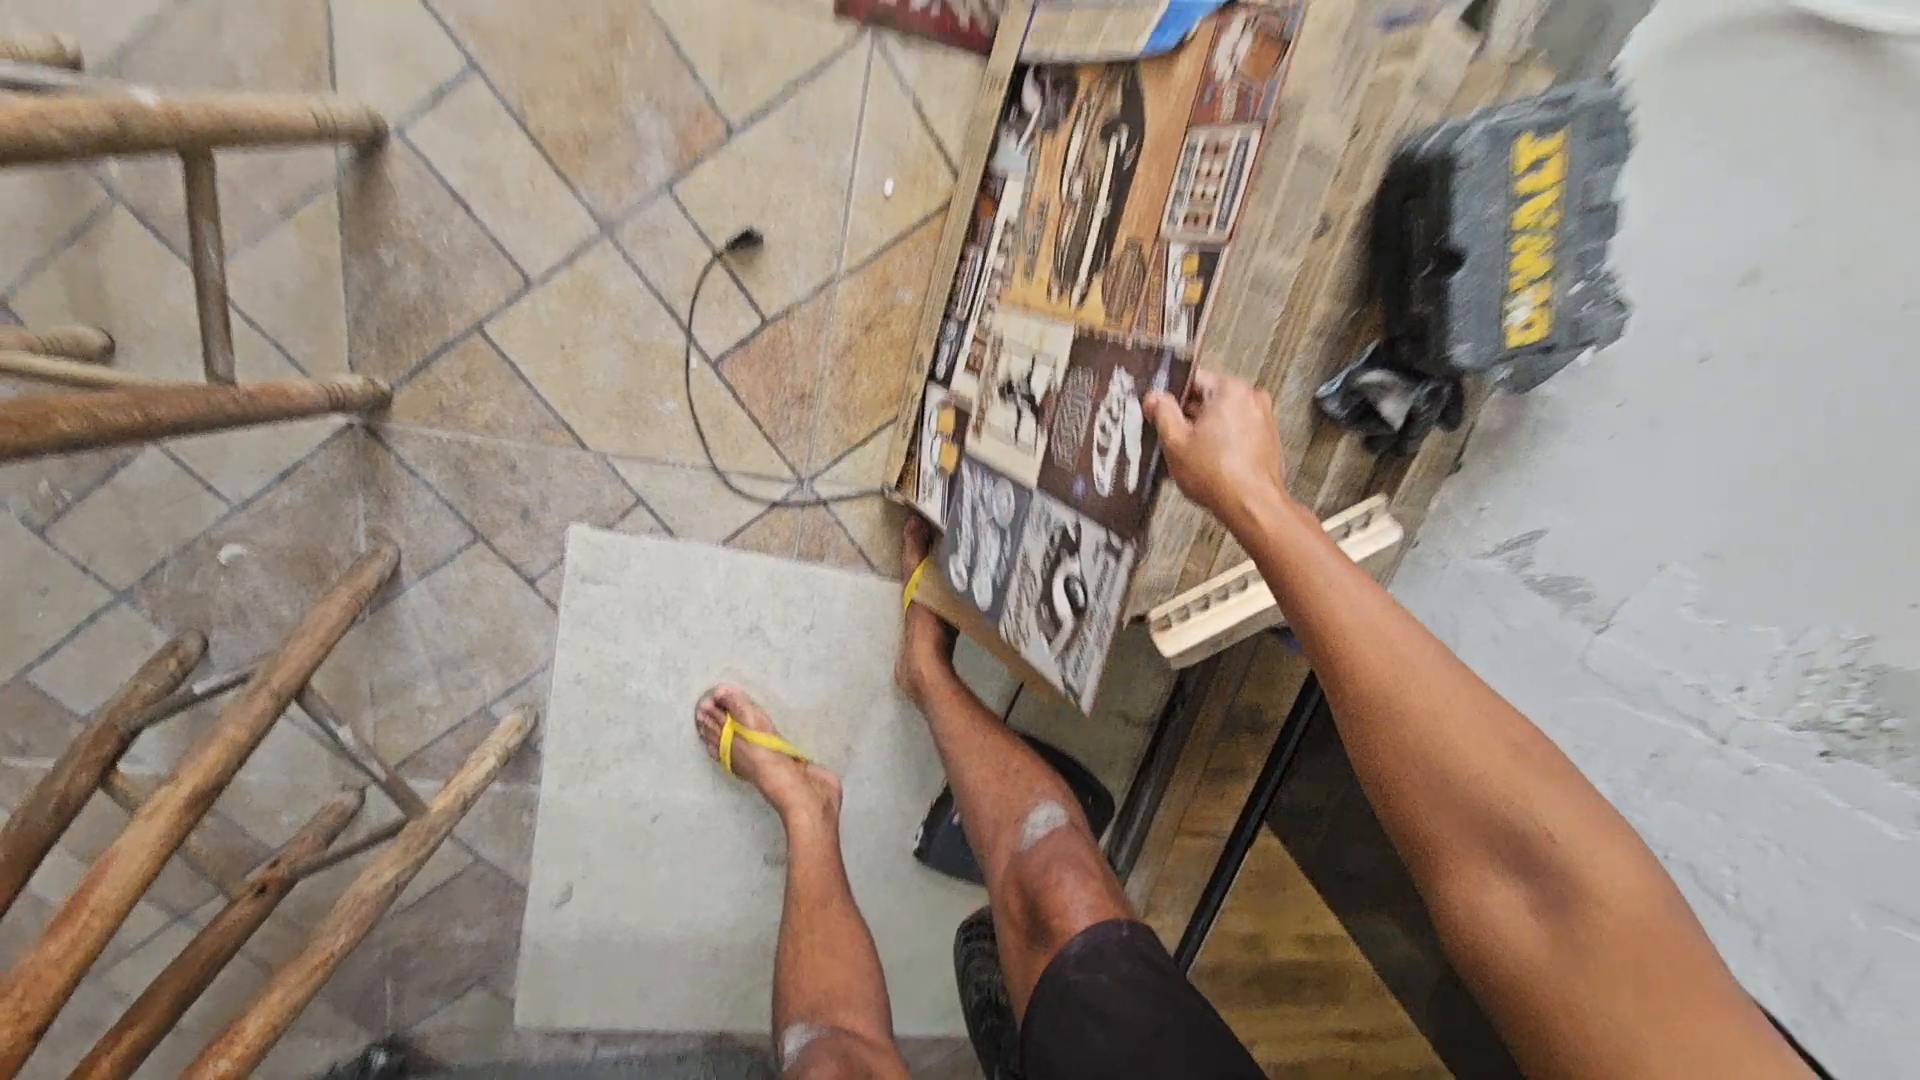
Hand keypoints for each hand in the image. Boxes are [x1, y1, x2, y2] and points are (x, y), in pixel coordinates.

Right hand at [1144, 370, 1289, 531]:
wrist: (1252, 505)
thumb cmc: (1215, 474)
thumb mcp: (1175, 442)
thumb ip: (1162, 413)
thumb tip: (1154, 397)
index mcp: (1229, 389)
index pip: (1192, 378)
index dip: (1170, 395)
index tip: (1158, 411)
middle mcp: (1250, 397)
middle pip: (1209, 398)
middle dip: (1187, 416)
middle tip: (1169, 437)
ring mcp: (1262, 418)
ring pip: (1222, 416)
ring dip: (1204, 431)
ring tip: (1187, 454)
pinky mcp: (1267, 439)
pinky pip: (1237, 432)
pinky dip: (1221, 442)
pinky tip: (1207, 462)